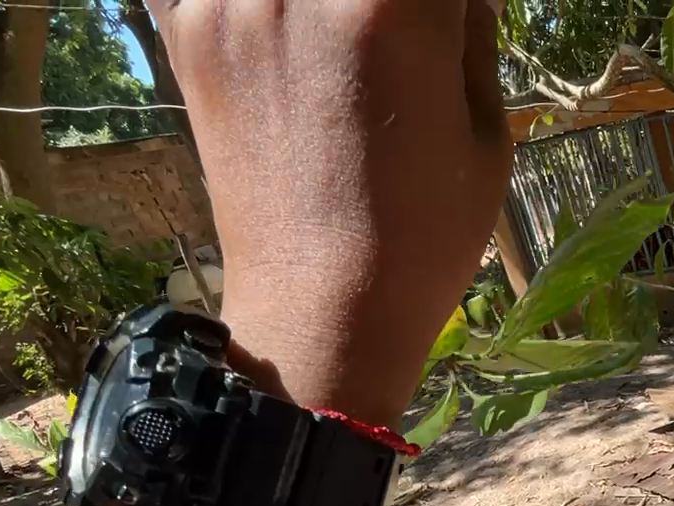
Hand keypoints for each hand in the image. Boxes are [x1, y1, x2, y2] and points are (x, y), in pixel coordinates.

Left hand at [151, 0, 511, 425]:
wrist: (326, 306)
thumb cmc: (427, 240)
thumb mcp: (486, 147)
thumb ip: (473, 43)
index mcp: (395, 7)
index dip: (453, 3)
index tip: (458, 22)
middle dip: (395, 11)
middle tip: (402, 48)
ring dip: (333, 19)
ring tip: (355, 68)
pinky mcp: (187, 26)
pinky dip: (264, 11)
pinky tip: (284, 38)